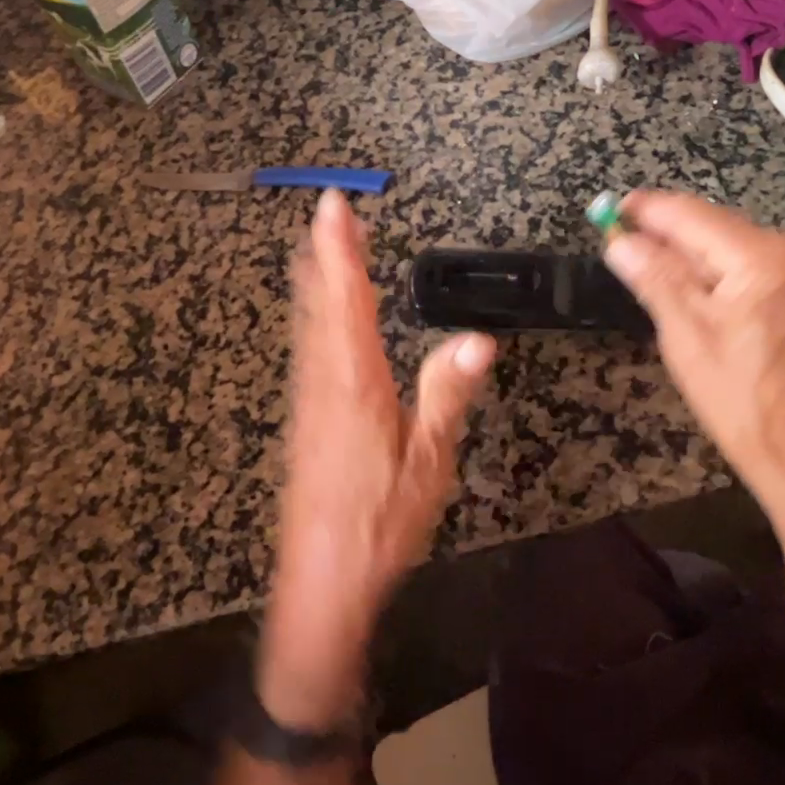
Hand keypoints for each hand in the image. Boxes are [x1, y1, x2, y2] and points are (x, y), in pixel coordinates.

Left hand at [260, 190, 494, 729]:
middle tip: (328, 213)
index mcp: (355, 381)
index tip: (333, 206)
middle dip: (324, 255)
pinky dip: (314, 318)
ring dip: (315, 282)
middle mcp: (324, 381)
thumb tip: (477, 338)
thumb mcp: (428, 460)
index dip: (341, 250)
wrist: (322, 579)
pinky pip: (308, 351)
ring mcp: (310, 401)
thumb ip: (446, 394)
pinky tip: (319, 323)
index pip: (347, 300)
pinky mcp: (306, 422)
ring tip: (321, 249)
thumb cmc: (381, 521)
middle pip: (319, 303)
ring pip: (307, 325)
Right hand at [601, 191, 784, 516]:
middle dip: (662, 232)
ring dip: (682, 253)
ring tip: (638, 263)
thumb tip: (618, 241)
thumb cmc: (739, 396)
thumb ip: (654, 278)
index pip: (690, 215)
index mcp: (761, 255)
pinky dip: (707, 272)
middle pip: (710, 225)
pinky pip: (741, 267)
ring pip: (724, 246)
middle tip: (615, 241)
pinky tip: (679, 287)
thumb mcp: (686, 334)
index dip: (645, 211)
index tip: (605, 210)